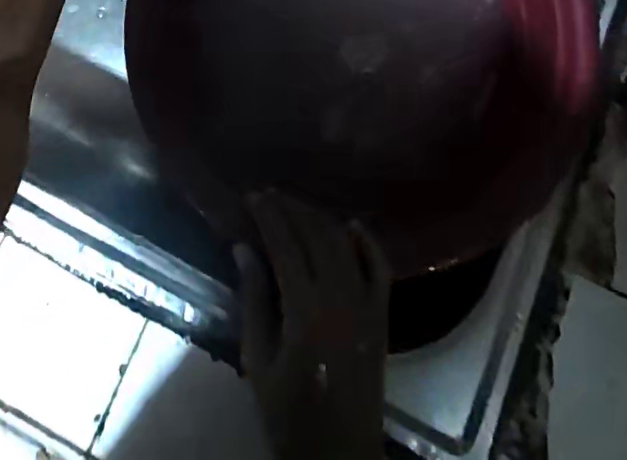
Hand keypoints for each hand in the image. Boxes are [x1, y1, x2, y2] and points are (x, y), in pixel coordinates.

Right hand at [237, 192, 389, 459]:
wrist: (340, 456)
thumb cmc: (289, 416)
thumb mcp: (258, 363)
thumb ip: (253, 301)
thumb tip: (243, 248)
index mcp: (306, 311)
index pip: (286, 246)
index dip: (270, 216)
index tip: (253, 195)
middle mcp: (341, 298)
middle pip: (316, 236)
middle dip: (292, 208)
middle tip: (269, 193)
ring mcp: (367, 304)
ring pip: (345, 244)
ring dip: (320, 218)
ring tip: (296, 204)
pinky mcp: (383, 315)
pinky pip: (380, 268)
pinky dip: (368, 242)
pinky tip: (352, 224)